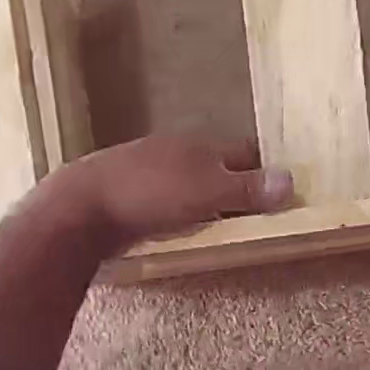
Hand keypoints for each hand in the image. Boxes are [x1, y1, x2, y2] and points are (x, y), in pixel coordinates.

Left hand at [40, 136, 294, 253]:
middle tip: (257, 213)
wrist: (78, 210)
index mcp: (199, 145)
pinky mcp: (126, 189)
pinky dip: (183, 208)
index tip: (280, 191)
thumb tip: (291, 180)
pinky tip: (181, 225)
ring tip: (223, 223)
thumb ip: (249, 189)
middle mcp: (174, 149)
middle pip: (219, 165)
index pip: (246, 151)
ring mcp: (147, 168)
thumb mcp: (210, 194)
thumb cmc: (152, 196)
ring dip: (209, 198)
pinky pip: (168, 196)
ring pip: (192, 180)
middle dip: (238, 184)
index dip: (265, 169)